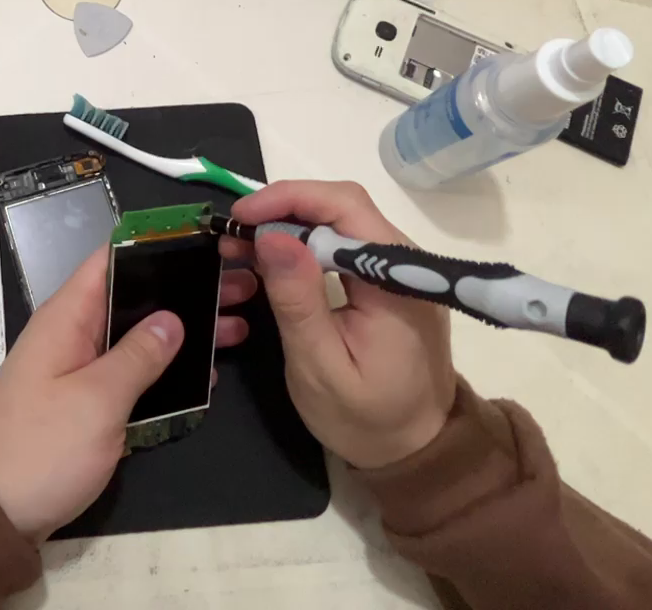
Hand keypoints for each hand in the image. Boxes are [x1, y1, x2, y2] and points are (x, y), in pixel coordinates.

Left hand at [0, 244, 257, 540]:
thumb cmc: (42, 448)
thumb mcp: (96, 400)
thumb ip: (138, 355)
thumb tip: (173, 318)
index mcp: (68, 316)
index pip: (110, 260)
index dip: (156, 245)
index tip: (205, 242)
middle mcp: (74, 332)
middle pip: (133, 295)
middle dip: (183, 289)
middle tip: (242, 286)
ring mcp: (81, 366)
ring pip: (138, 333)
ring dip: (183, 329)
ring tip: (239, 323)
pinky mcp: (88, 399)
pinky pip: (132, 370)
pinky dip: (167, 367)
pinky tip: (208, 371)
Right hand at [223, 180, 455, 469]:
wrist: (418, 452)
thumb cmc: (365, 418)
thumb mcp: (319, 366)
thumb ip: (298, 301)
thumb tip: (270, 236)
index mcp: (396, 281)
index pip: (344, 208)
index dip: (288, 200)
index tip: (240, 218)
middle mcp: (405, 260)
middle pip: (341, 204)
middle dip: (282, 208)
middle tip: (234, 233)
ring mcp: (397, 266)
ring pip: (338, 217)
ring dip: (287, 221)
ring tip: (242, 244)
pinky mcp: (385, 276)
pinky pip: (341, 239)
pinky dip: (301, 240)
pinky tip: (270, 257)